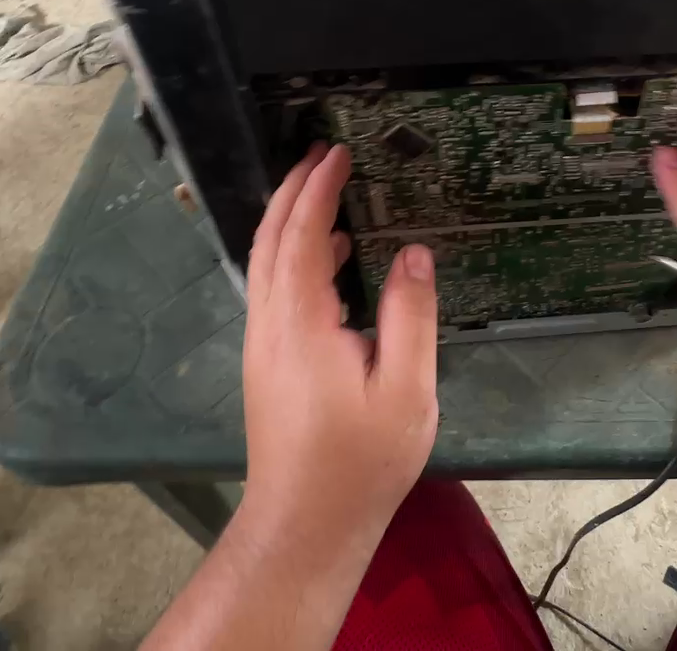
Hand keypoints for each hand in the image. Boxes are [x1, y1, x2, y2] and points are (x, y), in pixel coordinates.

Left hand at [239, 143, 439, 546]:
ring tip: (328, 190)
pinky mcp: (268, 358)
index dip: (319, 190)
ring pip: (266, 261)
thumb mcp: (405, 389)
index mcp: (300, 323)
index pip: (302, 235)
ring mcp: (263, 342)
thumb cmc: (359, 461)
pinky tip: (330, 256)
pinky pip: (275, 285)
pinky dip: (295, 252)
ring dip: (291, 218)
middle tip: (323, 153)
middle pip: (271, 238)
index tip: (338, 153)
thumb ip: (411, 315)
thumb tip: (414, 254)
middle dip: (293, 190)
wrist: (304, 524)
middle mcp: (270, 323)